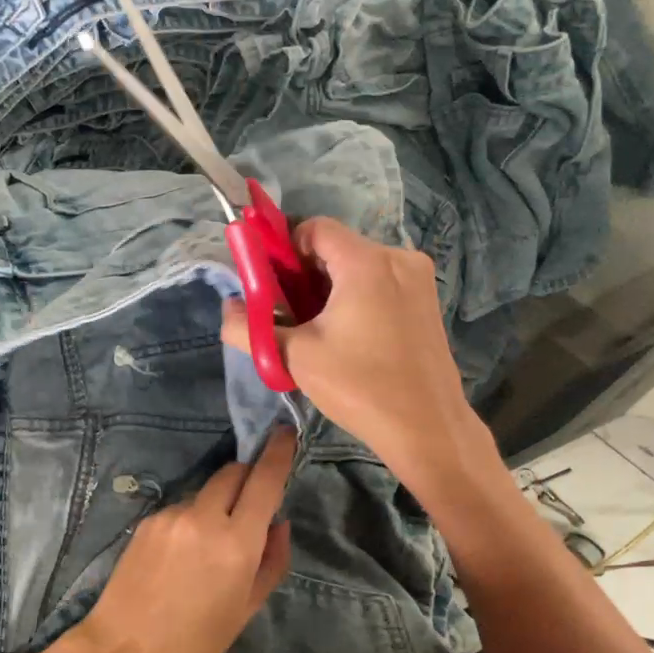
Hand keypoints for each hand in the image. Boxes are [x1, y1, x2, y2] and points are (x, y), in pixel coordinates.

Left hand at [72, 428, 297, 652]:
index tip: (286, 432)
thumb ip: (270, 562)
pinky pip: (180, 508)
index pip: (264, 481)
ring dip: (219, 502)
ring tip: (213, 545)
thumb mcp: (244, 610)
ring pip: (204, 492)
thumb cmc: (192, 643)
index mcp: (235, 543)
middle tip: (255, 501)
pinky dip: (192, 517)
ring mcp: (168, 517)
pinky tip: (185, 553)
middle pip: (232, 474)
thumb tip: (278, 523)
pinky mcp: (145, 523)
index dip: (278, 453)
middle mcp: (202, 518)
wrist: (121, 650)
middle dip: (248, 478)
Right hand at [221, 217, 489, 487]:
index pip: (315, 228)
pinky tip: (346, 338)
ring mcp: (417, 279)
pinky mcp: (426, 300)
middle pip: (336, 248)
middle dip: (304, 275)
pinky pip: (379, 283)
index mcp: (366, 262)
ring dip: (328, 290)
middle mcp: (398, 258)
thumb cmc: (358, 385)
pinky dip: (355, 299)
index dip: (285, 249)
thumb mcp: (293, 357)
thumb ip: (251, 328)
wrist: (425, 425)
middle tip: (287, 316)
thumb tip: (227, 308)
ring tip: (316, 332)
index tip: (270, 285)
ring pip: (357, 267)